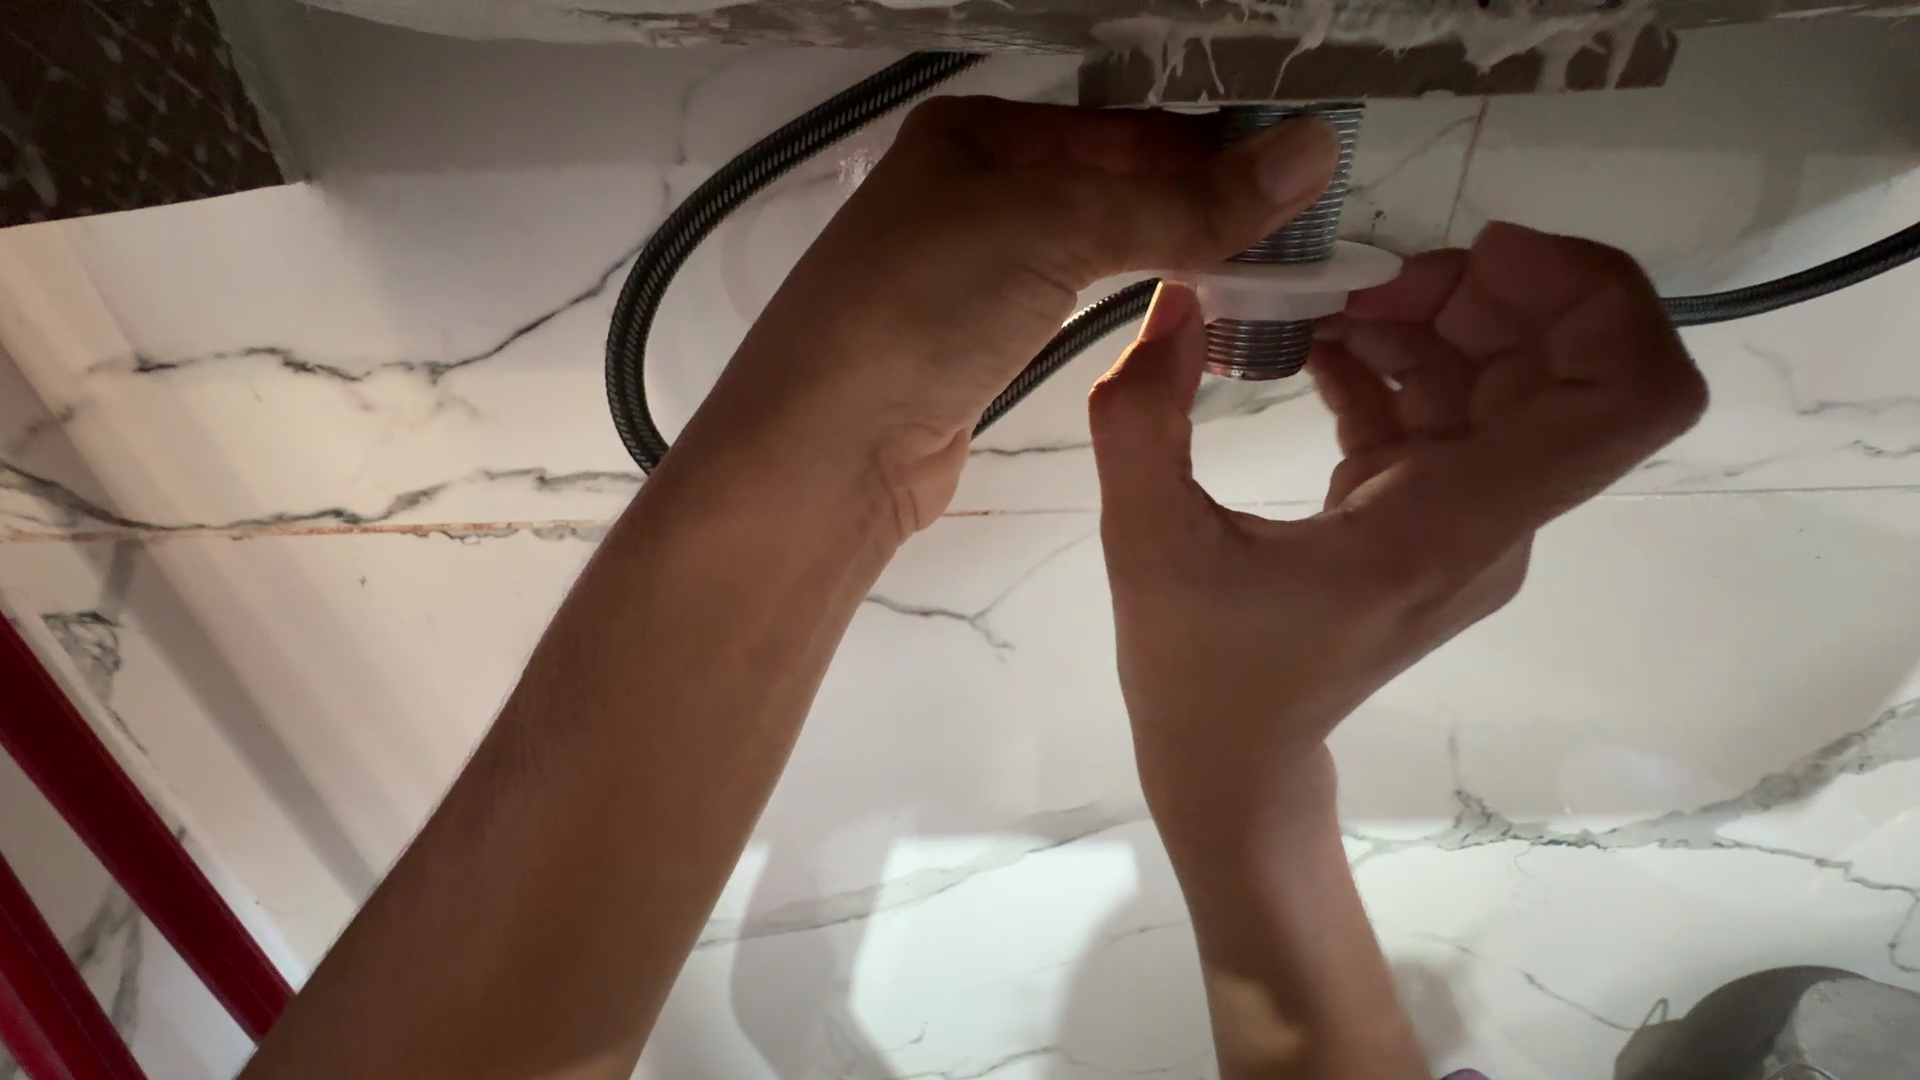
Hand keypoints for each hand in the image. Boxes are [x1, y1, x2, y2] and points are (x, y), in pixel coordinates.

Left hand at [684, 96, 1341, 541]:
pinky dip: (1119, 300)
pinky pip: (1066, 303)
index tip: (1296, 175)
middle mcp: (966, 196)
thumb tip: (1309, 152)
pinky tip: (1171, 304)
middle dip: (1192, 205)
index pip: (1118, 129)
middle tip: (1290, 232)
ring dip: (1163, 254)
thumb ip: (1176, 203)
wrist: (832, 448)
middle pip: (1105, 187)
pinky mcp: (976, 344)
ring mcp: (968, 275)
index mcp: (972, 138)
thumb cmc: (926, 309)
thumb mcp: (1051, 230)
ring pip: (1089, 248)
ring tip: (1253, 268)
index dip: (1207, 148)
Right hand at [1089, 223, 1707, 857]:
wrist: (1229, 752)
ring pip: (1501, 387)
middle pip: (1564, 370)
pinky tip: (1320, 352)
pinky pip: (1443, 420)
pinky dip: (1396, 368)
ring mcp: (1459, 527)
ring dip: (1427, 324)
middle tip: (1355, 280)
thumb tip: (1174, 302)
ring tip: (1319, 309)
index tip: (1474, 253)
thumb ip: (1140, 418)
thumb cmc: (1194, 666)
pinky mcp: (1422, 525)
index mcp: (1444, 531)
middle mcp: (1484, 525)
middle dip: (1475, 294)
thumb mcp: (1145, 542)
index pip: (1624, 400)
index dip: (1591, 297)